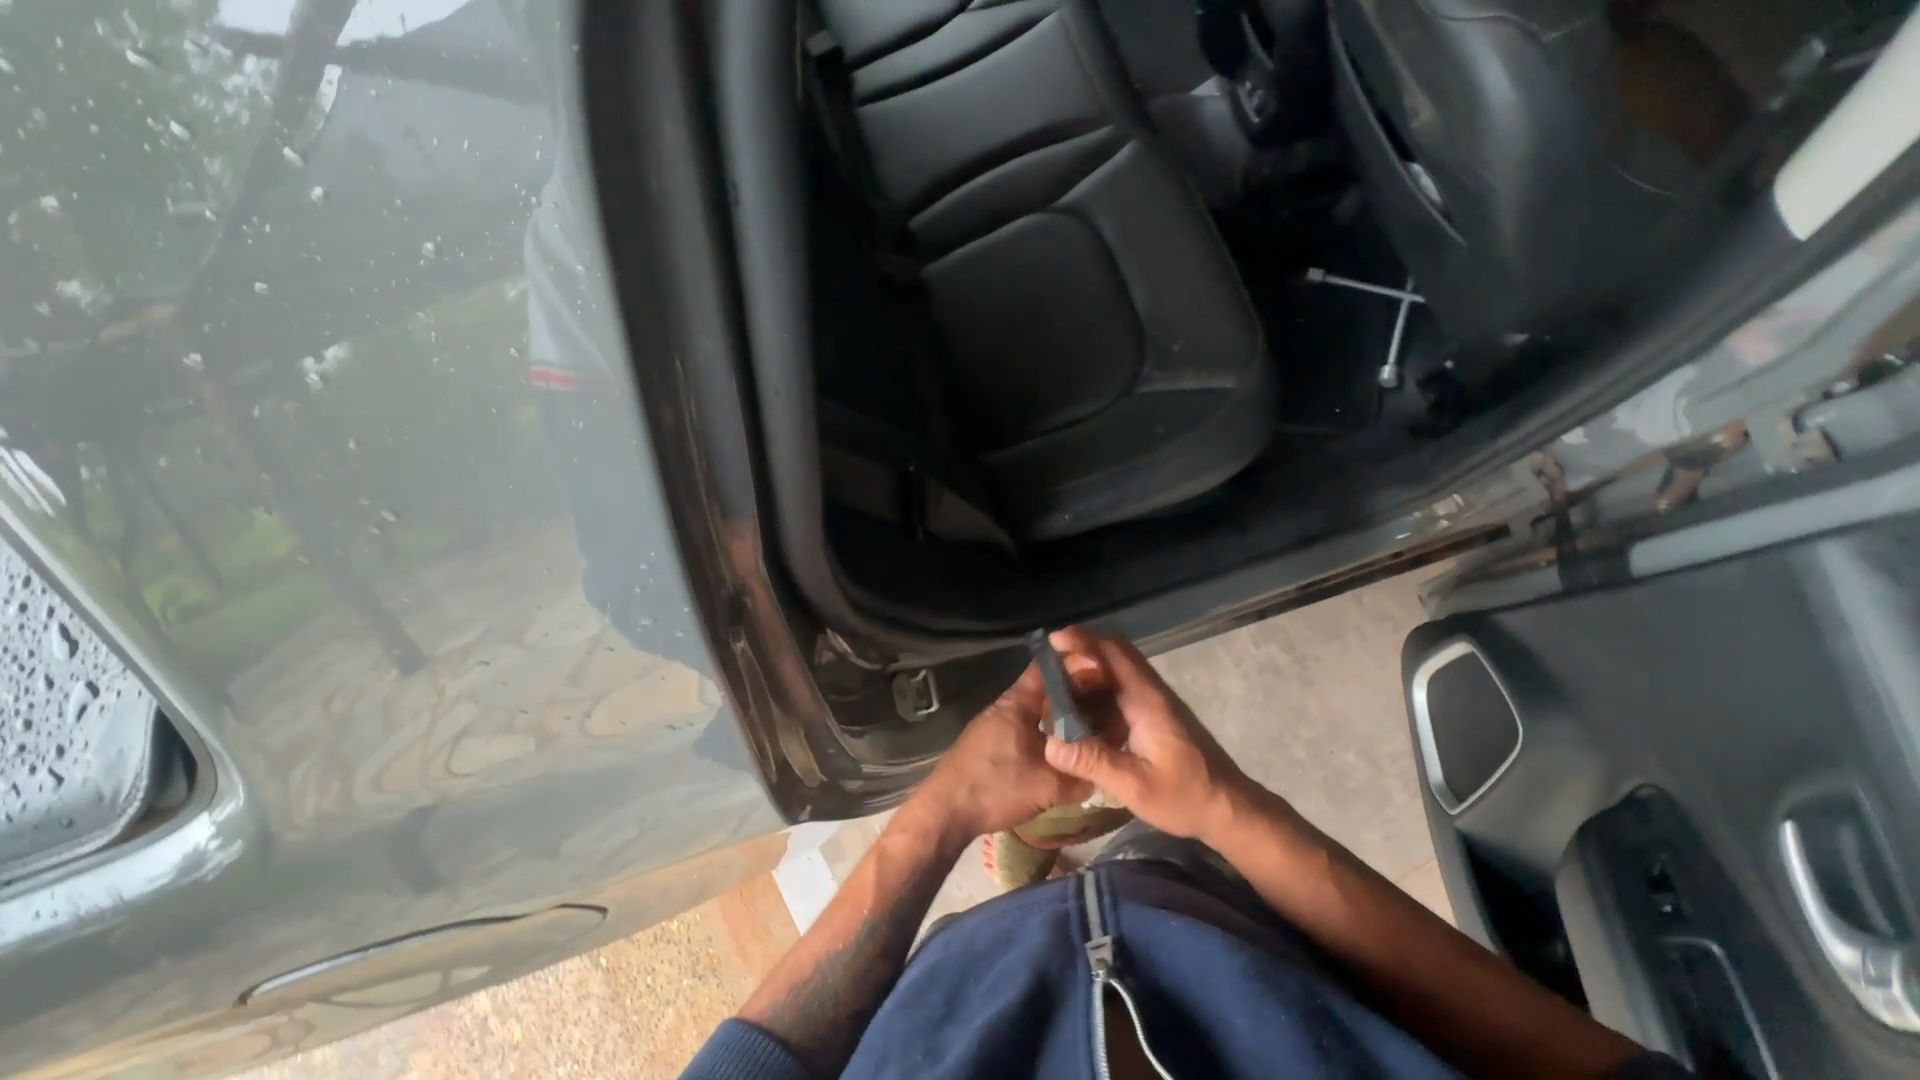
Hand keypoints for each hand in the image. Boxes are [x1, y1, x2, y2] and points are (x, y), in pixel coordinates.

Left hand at [905, 657, 1100, 842]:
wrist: (945, 813)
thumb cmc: (995, 788)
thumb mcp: (1047, 786)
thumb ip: (1079, 778)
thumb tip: (1101, 774)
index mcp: (1016, 704)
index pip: (1048, 669)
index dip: (1076, 666)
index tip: (1104, 673)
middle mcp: (1002, 708)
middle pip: (1044, 693)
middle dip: (1074, 699)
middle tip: (1105, 710)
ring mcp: (992, 727)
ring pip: (1033, 716)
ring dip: (1057, 722)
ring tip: (1087, 734)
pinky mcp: (987, 747)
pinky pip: (1023, 733)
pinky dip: (1042, 738)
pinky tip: (1057, 756)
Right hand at [1042, 627, 1259, 841]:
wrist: (1228, 810)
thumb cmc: (1186, 796)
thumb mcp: (1135, 785)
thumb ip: (1093, 761)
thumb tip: (1049, 744)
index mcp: (1147, 700)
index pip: (1114, 653)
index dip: (1083, 641)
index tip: (1052, 641)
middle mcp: (1150, 694)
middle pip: (1113, 657)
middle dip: (1078, 658)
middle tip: (1046, 675)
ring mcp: (1153, 706)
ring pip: (1115, 676)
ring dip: (1086, 679)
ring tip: (1054, 697)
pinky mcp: (1153, 719)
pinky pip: (1119, 696)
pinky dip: (1096, 699)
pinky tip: (1079, 722)